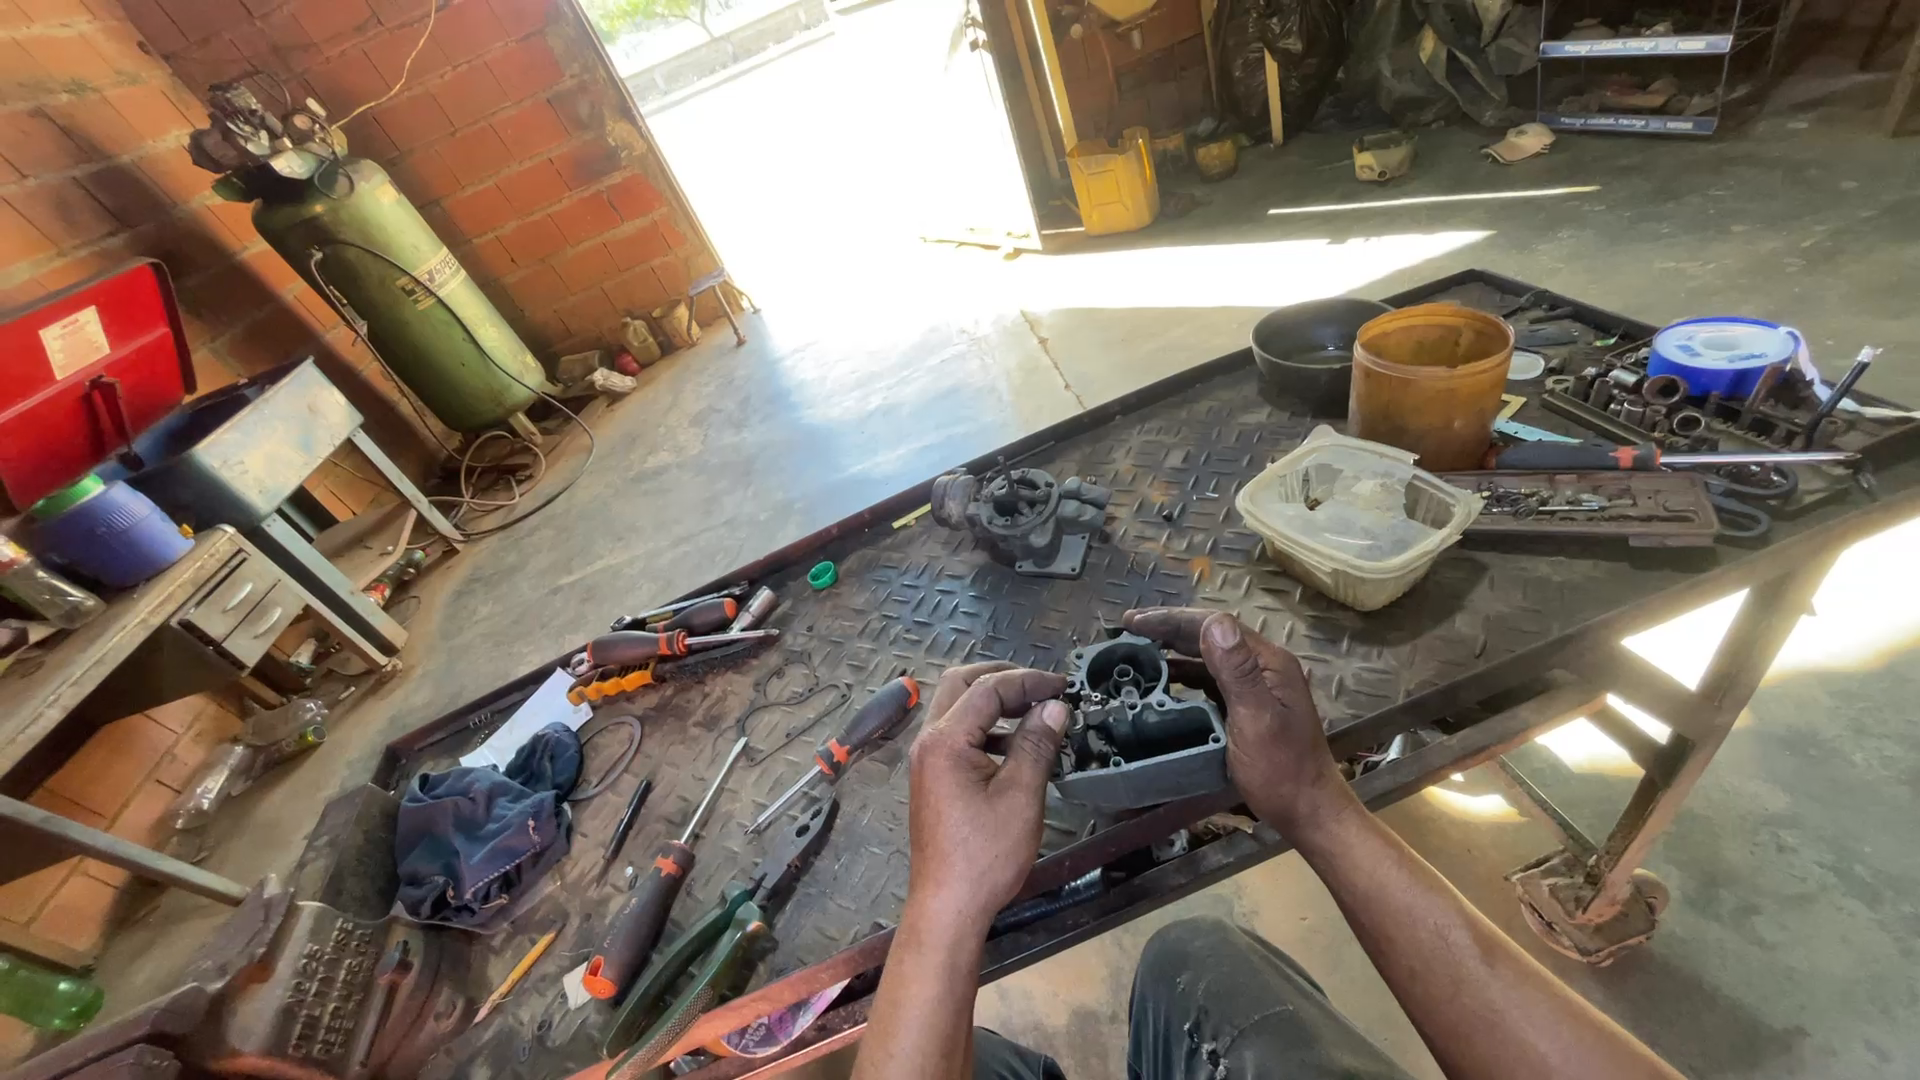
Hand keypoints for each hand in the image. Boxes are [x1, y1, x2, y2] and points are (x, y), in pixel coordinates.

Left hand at [904, 662, 1069, 932]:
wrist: (948, 906)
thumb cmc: (985, 854)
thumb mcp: (1020, 795)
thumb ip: (1036, 744)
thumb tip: (1055, 707)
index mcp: (945, 739)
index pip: (987, 688)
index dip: (1028, 681)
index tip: (1062, 686)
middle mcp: (929, 741)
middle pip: (961, 684)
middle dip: (1003, 679)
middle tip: (1041, 688)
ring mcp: (927, 759)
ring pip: (957, 708)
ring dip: (994, 704)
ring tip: (1035, 714)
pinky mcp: (933, 777)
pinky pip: (957, 735)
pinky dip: (986, 729)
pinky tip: (1016, 748)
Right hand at [1122, 608, 1354, 832]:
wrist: (1308, 812)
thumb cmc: (1282, 769)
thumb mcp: (1256, 718)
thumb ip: (1236, 670)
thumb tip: (1212, 622)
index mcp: (1267, 662)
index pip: (1214, 624)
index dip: (1171, 620)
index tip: (1134, 623)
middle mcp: (1263, 665)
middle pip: (1210, 635)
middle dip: (1167, 629)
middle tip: (1128, 628)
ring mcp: (1256, 685)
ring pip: (1208, 655)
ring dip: (1174, 648)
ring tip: (1139, 648)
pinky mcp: (1247, 704)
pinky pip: (1211, 678)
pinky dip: (1185, 672)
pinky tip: (1165, 678)